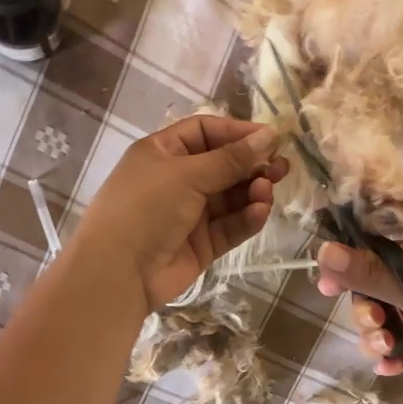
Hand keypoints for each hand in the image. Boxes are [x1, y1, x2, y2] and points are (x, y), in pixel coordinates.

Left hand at [72, 116, 289, 310]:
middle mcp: (178, 181)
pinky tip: (260, 212)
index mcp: (164, 153)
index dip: (237, 134)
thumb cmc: (145, 208)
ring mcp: (190, 215)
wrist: (120, 271)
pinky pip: (229, 227)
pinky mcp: (202, 246)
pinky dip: (246, 219)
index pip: (206, 133)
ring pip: (230, 199)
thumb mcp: (187, 175)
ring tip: (267, 192)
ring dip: (251, 193)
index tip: (270, 139)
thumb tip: (269, 136)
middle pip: (223, 167)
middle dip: (252, 166)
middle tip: (282, 168)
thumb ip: (230, 159)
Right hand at [315, 240, 402, 398]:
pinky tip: (391, 368)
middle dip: (365, 315)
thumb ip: (369, 275)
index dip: (347, 273)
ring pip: (382, 328)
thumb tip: (323, 251)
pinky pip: (399, 350)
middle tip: (377, 327)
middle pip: (371, 298)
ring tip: (388, 350)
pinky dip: (392, 359)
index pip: (370, 259)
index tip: (326, 290)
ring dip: (376, 340)